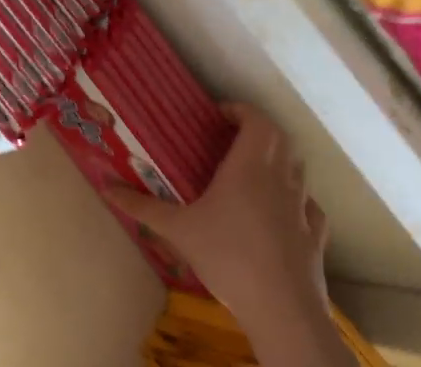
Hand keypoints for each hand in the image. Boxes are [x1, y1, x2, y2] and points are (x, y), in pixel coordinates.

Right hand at [106, 104, 329, 322]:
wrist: (282, 310)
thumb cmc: (226, 257)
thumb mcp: (174, 229)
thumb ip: (140, 205)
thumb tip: (105, 185)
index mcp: (248, 170)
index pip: (258, 123)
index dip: (241, 111)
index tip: (216, 115)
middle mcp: (280, 182)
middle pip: (281, 141)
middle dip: (257, 130)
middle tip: (226, 136)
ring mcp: (303, 210)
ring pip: (298, 170)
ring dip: (276, 160)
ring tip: (248, 169)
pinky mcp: (316, 237)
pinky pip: (309, 205)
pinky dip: (295, 196)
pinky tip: (279, 209)